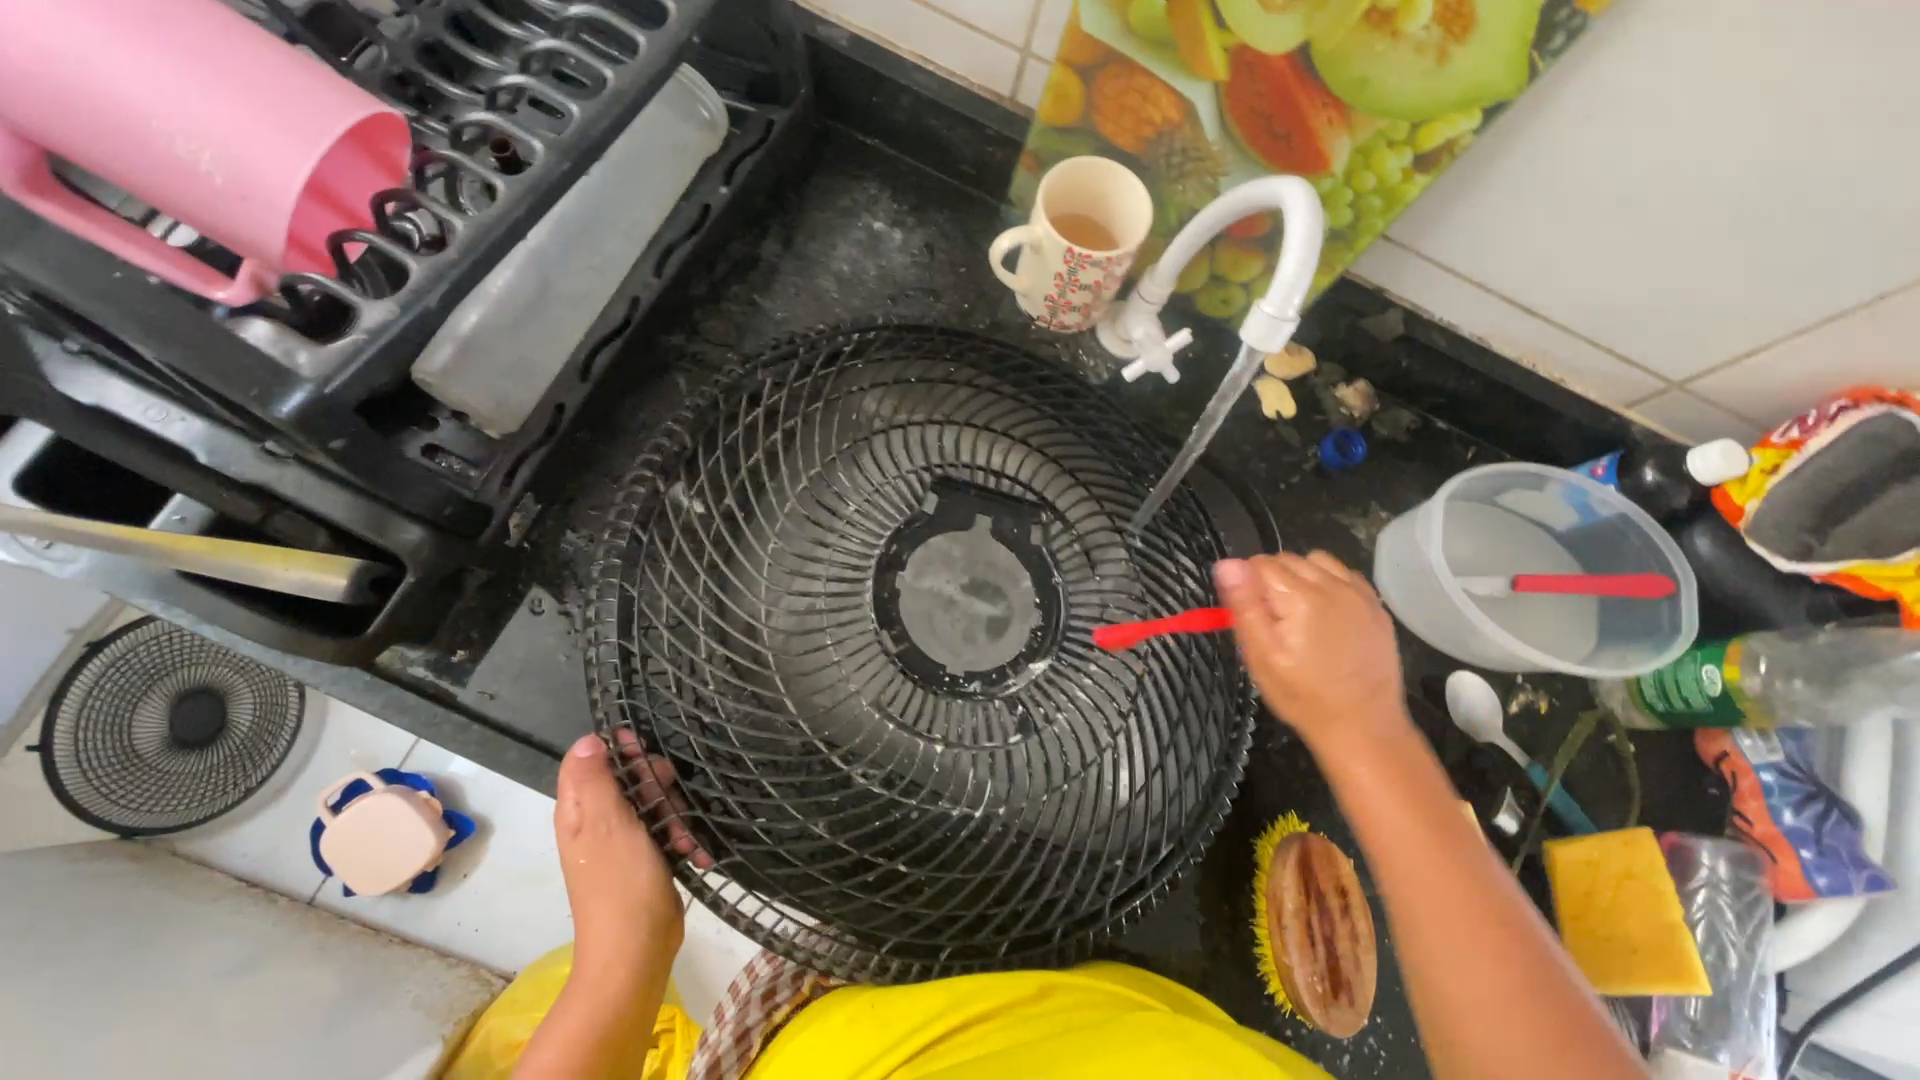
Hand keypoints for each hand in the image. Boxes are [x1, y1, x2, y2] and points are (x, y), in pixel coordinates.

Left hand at [554, 731, 702, 983]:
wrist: (637, 952)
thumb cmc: (620, 884)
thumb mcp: (606, 825)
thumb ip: (596, 780)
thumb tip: (587, 739)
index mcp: (579, 812)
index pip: (589, 760)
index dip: (616, 749)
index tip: (646, 749)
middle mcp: (597, 823)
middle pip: (628, 779)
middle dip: (656, 782)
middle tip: (671, 793)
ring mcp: (623, 844)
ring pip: (653, 804)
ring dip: (676, 812)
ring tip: (686, 834)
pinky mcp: (647, 861)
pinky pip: (667, 832)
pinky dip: (683, 838)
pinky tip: (696, 852)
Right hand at [1213, 552, 1410, 748]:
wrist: (1363, 725)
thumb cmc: (1303, 696)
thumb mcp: (1261, 657)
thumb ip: (1244, 606)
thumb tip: (1226, 563)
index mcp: (1300, 596)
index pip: (1259, 563)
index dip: (1246, 585)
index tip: (1250, 615)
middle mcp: (1332, 585)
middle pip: (1288, 559)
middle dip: (1271, 580)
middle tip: (1270, 620)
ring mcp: (1359, 594)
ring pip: (1318, 561)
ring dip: (1301, 575)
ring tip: (1297, 612)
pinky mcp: (1376, 607)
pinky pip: (1345, 575)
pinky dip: (1329, 583)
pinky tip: (1326, 612)